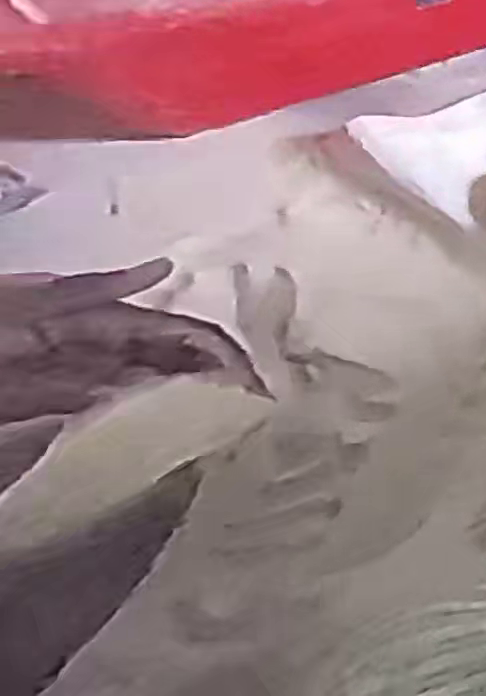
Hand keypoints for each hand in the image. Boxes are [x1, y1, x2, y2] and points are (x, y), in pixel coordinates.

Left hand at [0, 259, 260, 427]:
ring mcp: (51, 379)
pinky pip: (88, 412)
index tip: (250, 375)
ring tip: (213, 416)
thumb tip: (165, 268)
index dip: (215, 347)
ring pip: (133, 385)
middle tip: (249, 400)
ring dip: (172, 397)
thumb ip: (85, 289)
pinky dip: (124, 419)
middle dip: (206, 374)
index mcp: (81, 318)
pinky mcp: (28, 408)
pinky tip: (153, 429)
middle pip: (159, 358)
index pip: (169, 330)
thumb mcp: (16, 304)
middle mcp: (77, 345)